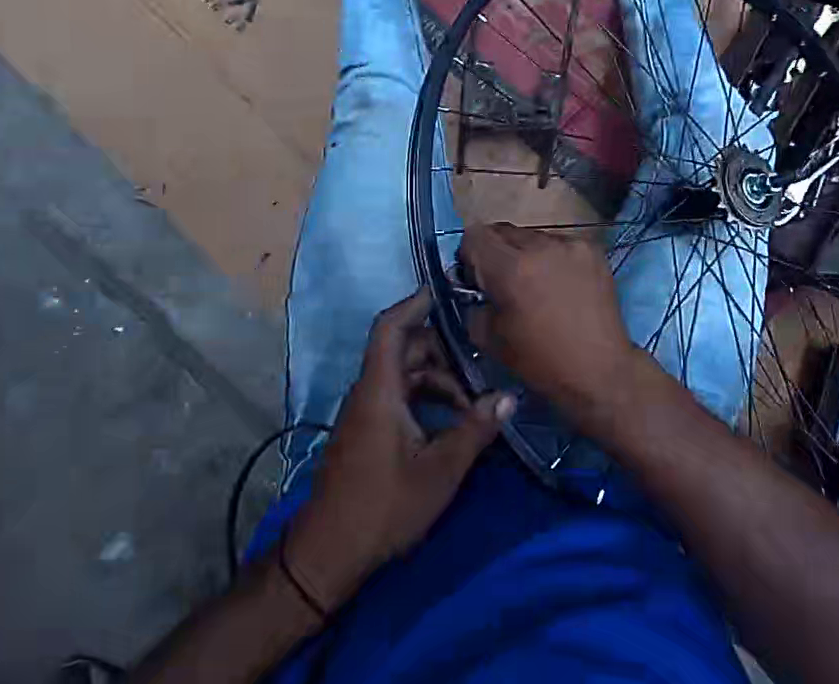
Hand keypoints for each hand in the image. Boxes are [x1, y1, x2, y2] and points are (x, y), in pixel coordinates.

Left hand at [286, 289, 513, 609]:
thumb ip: (474, 430)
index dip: (414, 303)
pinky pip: (398, 396)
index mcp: (379, 389)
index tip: (444, 290)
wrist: (331, 548)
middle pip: (404, 350)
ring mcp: (365, 410)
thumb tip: (508, 397)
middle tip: (480, 369)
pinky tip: (450, 423)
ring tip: (472, 406)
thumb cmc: (385, 506)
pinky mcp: (366, 428)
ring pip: (403, 375)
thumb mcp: (440, 470)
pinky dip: (425, 399)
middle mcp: (369, 390)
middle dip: (442, 353)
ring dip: (437, 381)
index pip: (390, 327)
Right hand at [457, 222, 640, 411]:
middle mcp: (540, 247)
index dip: (469, 254)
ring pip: (531, 236)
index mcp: (510, 269)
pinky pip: (558, 243)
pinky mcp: (592, 250)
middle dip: (496, 252)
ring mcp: (570, 245)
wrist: (601, 372)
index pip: (475, 235)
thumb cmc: (540, 361)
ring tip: (537, 283)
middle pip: (502, 231)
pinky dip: (552, 258)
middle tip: (504, 280)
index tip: (476, 276)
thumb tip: (473, 285)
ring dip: (525, 254)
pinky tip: (561, 283)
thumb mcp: (488, 337)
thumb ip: (473, 301)